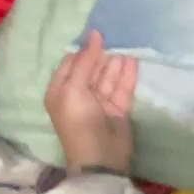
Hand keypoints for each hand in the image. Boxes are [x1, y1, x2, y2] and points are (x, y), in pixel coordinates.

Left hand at [45, 31, 137, 174]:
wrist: (100, 158)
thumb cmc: (79, 121)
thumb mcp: (73, 89)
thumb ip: (84, 62)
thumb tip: (94, 35)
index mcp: (60, 91)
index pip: (70, 64)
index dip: (82, 51)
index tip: (97, 36)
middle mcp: (78, 95)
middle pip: (91, 69)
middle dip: (101, 56)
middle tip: (114, 39)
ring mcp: (99, 102)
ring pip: (108, 78)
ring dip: (115, 64)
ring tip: (125, 49)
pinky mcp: (117, 109)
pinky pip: (122, 88)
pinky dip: (127, 75)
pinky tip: (132, 61)